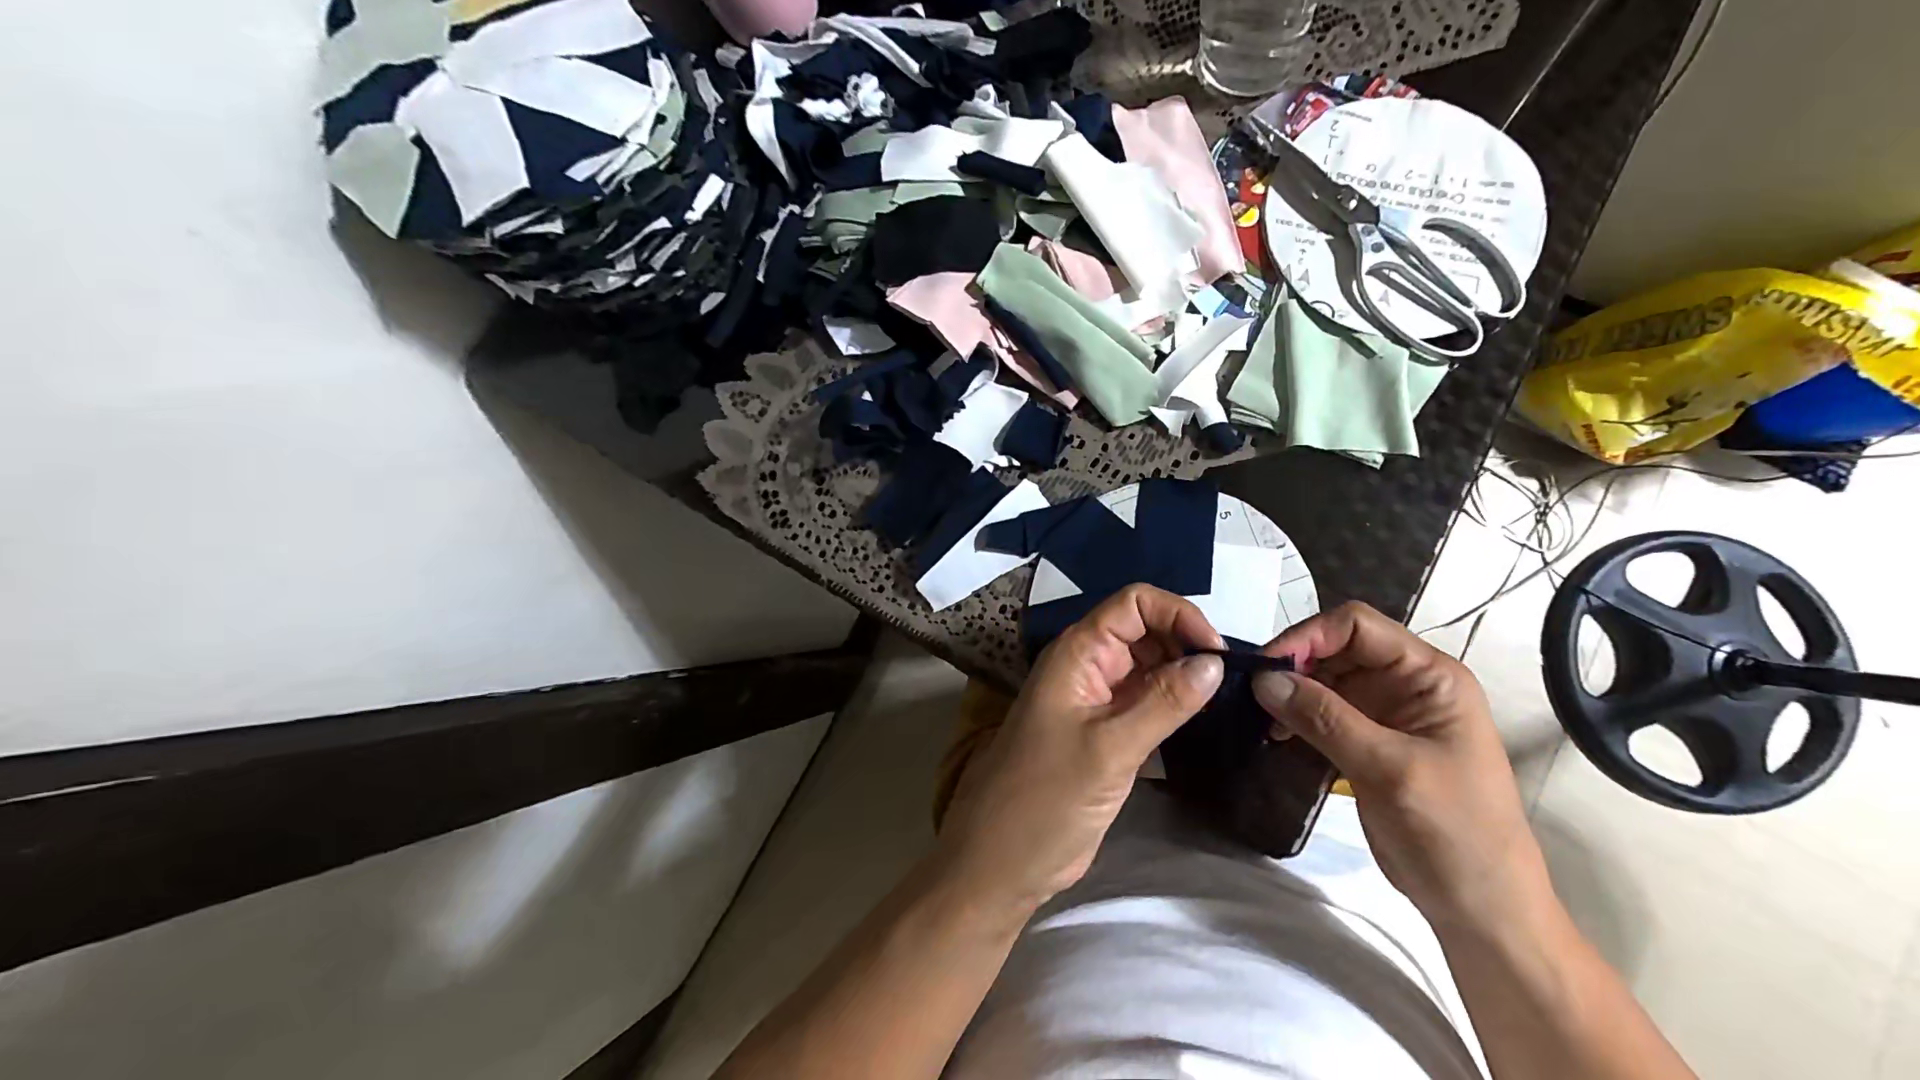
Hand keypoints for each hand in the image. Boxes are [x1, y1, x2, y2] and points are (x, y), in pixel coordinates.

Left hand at [934, 585, 1225, 914]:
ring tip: (1223, 699)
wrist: (1001, 859)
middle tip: (1228, 682)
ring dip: (1182, 674)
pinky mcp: (1103, 732)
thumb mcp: (1110, 748)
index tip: (1217, 654)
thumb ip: (1164, 702)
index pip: (1133, 603)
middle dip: (1185, 643)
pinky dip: (1172, 702)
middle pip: (1143, 630)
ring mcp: (1094, 700)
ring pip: (1146, 665)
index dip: (1178, 614)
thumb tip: (1214, 661)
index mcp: (1077, 654)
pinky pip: (1144, 700)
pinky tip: (1201, 719)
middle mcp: (1086, 666)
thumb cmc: (1046, 798)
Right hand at [1252, 602, 1553, 934]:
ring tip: (1261, 718)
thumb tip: (1263, 680)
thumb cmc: (1453, 833)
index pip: (1357, 627)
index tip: (1265, 667)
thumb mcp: (1388, 769)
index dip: (1307, 636)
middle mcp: (1407, 684)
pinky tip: (1275, 735)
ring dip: (1290, 692)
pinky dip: (1295, 716)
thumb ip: (1325, 718)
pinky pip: (1322, 711)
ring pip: (1324, 679)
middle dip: (1293, 664)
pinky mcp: (1369, 740)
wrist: (1484, 908)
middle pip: (1336, 648)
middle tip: (1253, 694)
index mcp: (1430, 676)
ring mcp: (1387, 712)